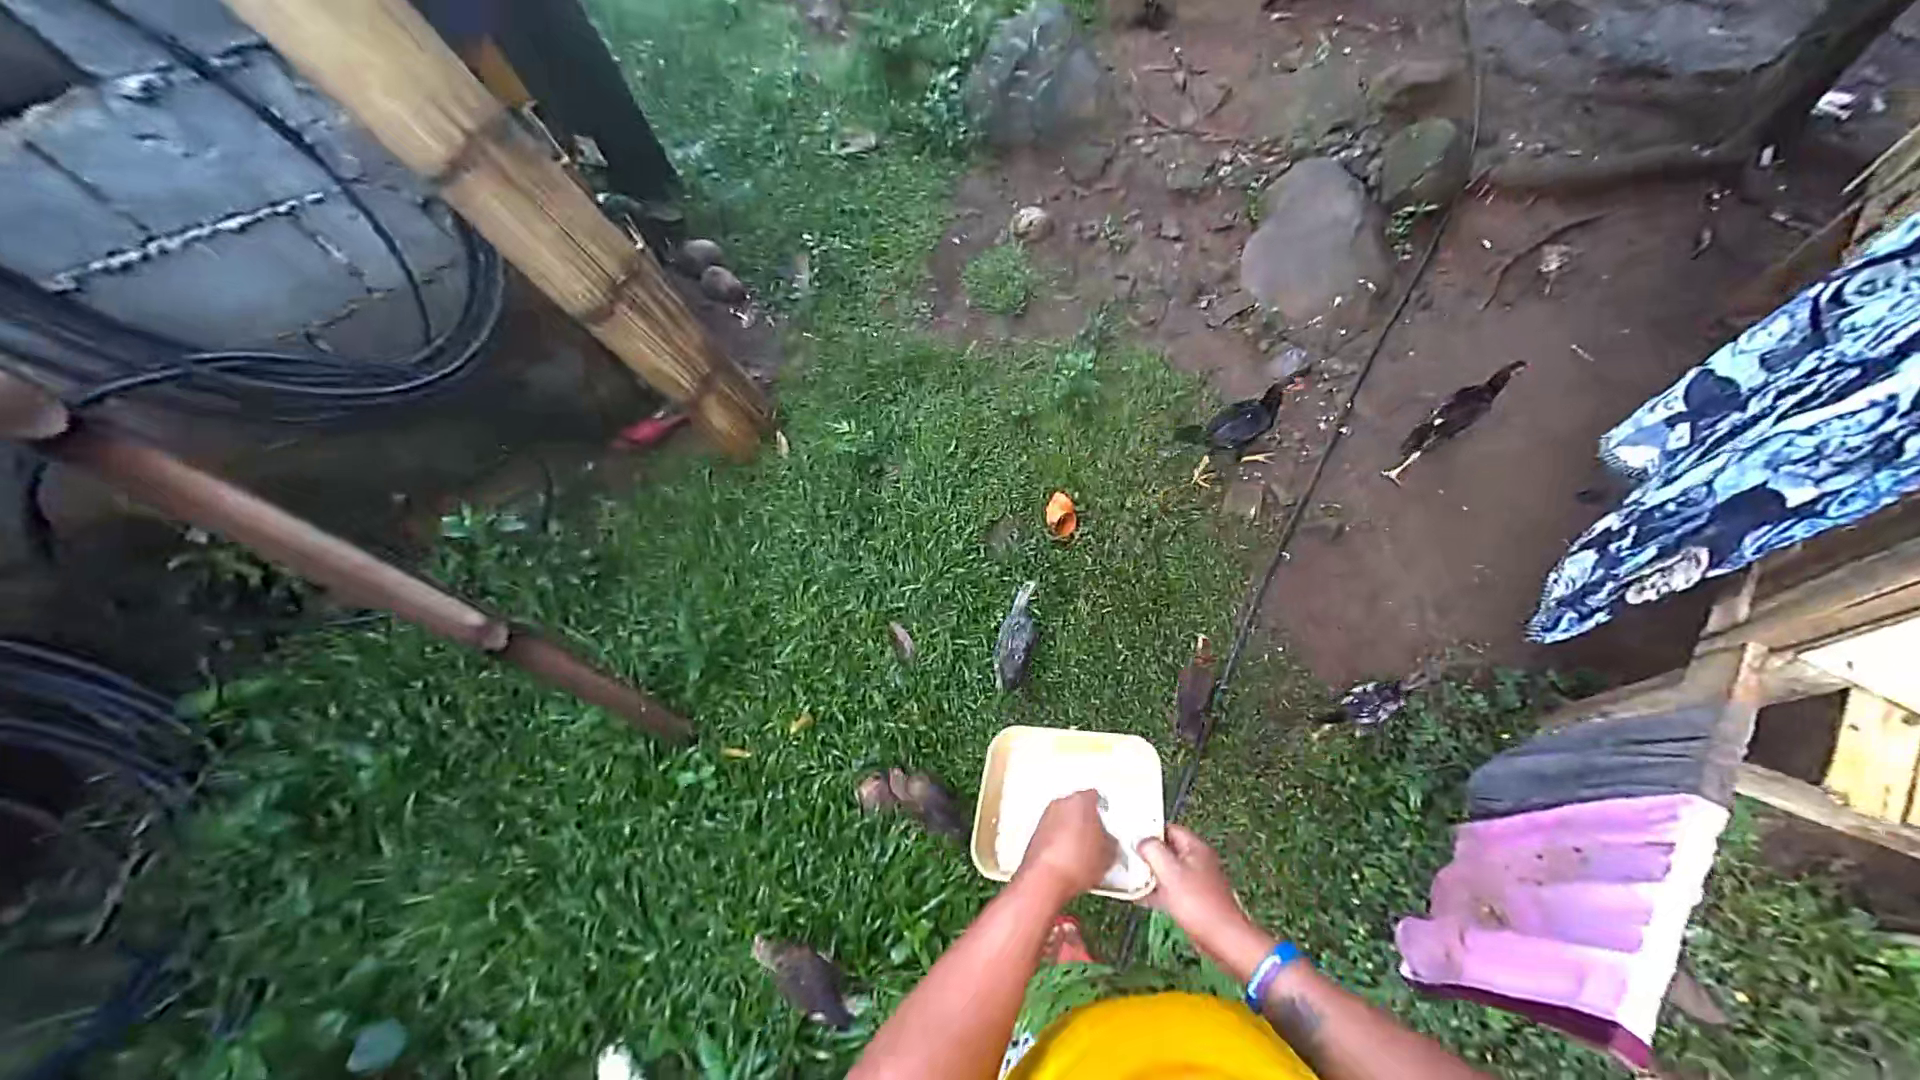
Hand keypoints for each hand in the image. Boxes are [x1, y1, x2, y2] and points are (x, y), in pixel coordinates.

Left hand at [1015, 790, 1117, 902]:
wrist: (1046, 879)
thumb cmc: (1078, 861)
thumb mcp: (1109, 854)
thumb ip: (1111, 841)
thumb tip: (1107, 841)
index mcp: (1081, 801)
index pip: (1095, 798)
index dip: (1103, 811)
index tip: (1107, 823)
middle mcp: (1060, 803)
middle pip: (1077, 807)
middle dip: (1086, 821)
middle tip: (1096, 839)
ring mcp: (1045, 818)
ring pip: (1064, 820)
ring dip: (1072, 832)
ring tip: (1083, 854)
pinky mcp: (1035, 834)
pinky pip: (1053, 833)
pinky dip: (1060, 842)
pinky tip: (1069, 860)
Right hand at [1137, 825, 1273, 978]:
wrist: (1223, 940)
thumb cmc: (1196, 902)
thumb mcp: (1170, 870)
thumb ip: (1152, 850)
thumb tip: (1141, 841)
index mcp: (1195, 848)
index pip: (1169, 829)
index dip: (1150, 831)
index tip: (1131, 837)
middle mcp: (1197, 861)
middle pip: (1167, 850)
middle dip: (1147, 853)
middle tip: (1126, 857)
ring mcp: (1196, 882)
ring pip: (1167, 871)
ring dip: (1149, 874)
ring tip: (1127, 876)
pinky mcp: (1194, 901)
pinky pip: (1170, 890)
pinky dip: (1156, 892)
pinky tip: (1138, 897)